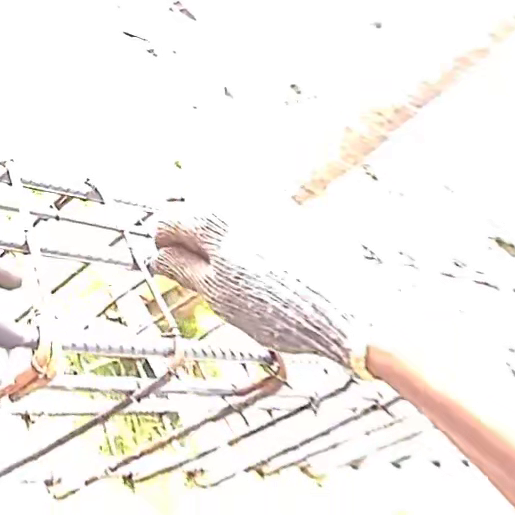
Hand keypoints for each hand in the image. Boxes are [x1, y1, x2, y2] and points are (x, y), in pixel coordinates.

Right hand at [150, 206, 369, 377]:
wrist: (354, 313)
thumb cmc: (284, 308)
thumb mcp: (219, 295)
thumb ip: (181, 270)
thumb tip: (159, 258)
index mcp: (209, 218)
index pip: (165, 222)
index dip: (163, 247)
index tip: (170, 266)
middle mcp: (233, 200)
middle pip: (190, 208)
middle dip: (186, 235)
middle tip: (196, 269)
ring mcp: (263, 203)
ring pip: (219, 210)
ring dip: (213, 233)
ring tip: (229, 270)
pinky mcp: (290, 212)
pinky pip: (248, 214)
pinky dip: (242, 232)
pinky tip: (257, 265)